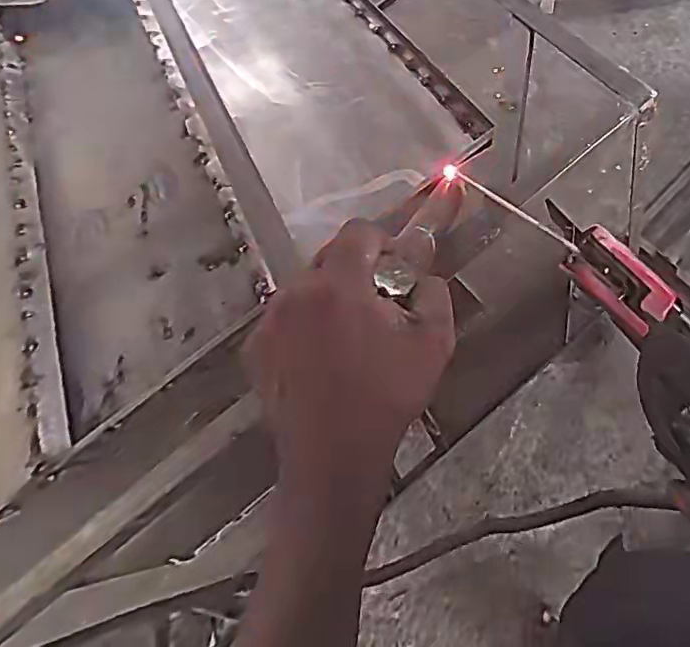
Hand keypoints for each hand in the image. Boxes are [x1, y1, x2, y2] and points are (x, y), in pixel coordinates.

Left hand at [242, 184, 460, 498]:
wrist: (333, 458)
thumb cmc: (387, 396)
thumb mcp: (434, 341)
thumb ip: (434, 293)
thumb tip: (423, 277)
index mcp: (338, 285)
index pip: (358, 232)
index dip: (382, 241)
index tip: (394, 267)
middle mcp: (296, 294)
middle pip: (330, 256)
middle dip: (357, 270)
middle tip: (379, 302)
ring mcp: (270, 322)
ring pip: (307, 285)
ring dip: (331, 295)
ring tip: (352, 333)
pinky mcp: (255, 349)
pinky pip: (287, 315)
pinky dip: (307, 321)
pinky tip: (325, 355)